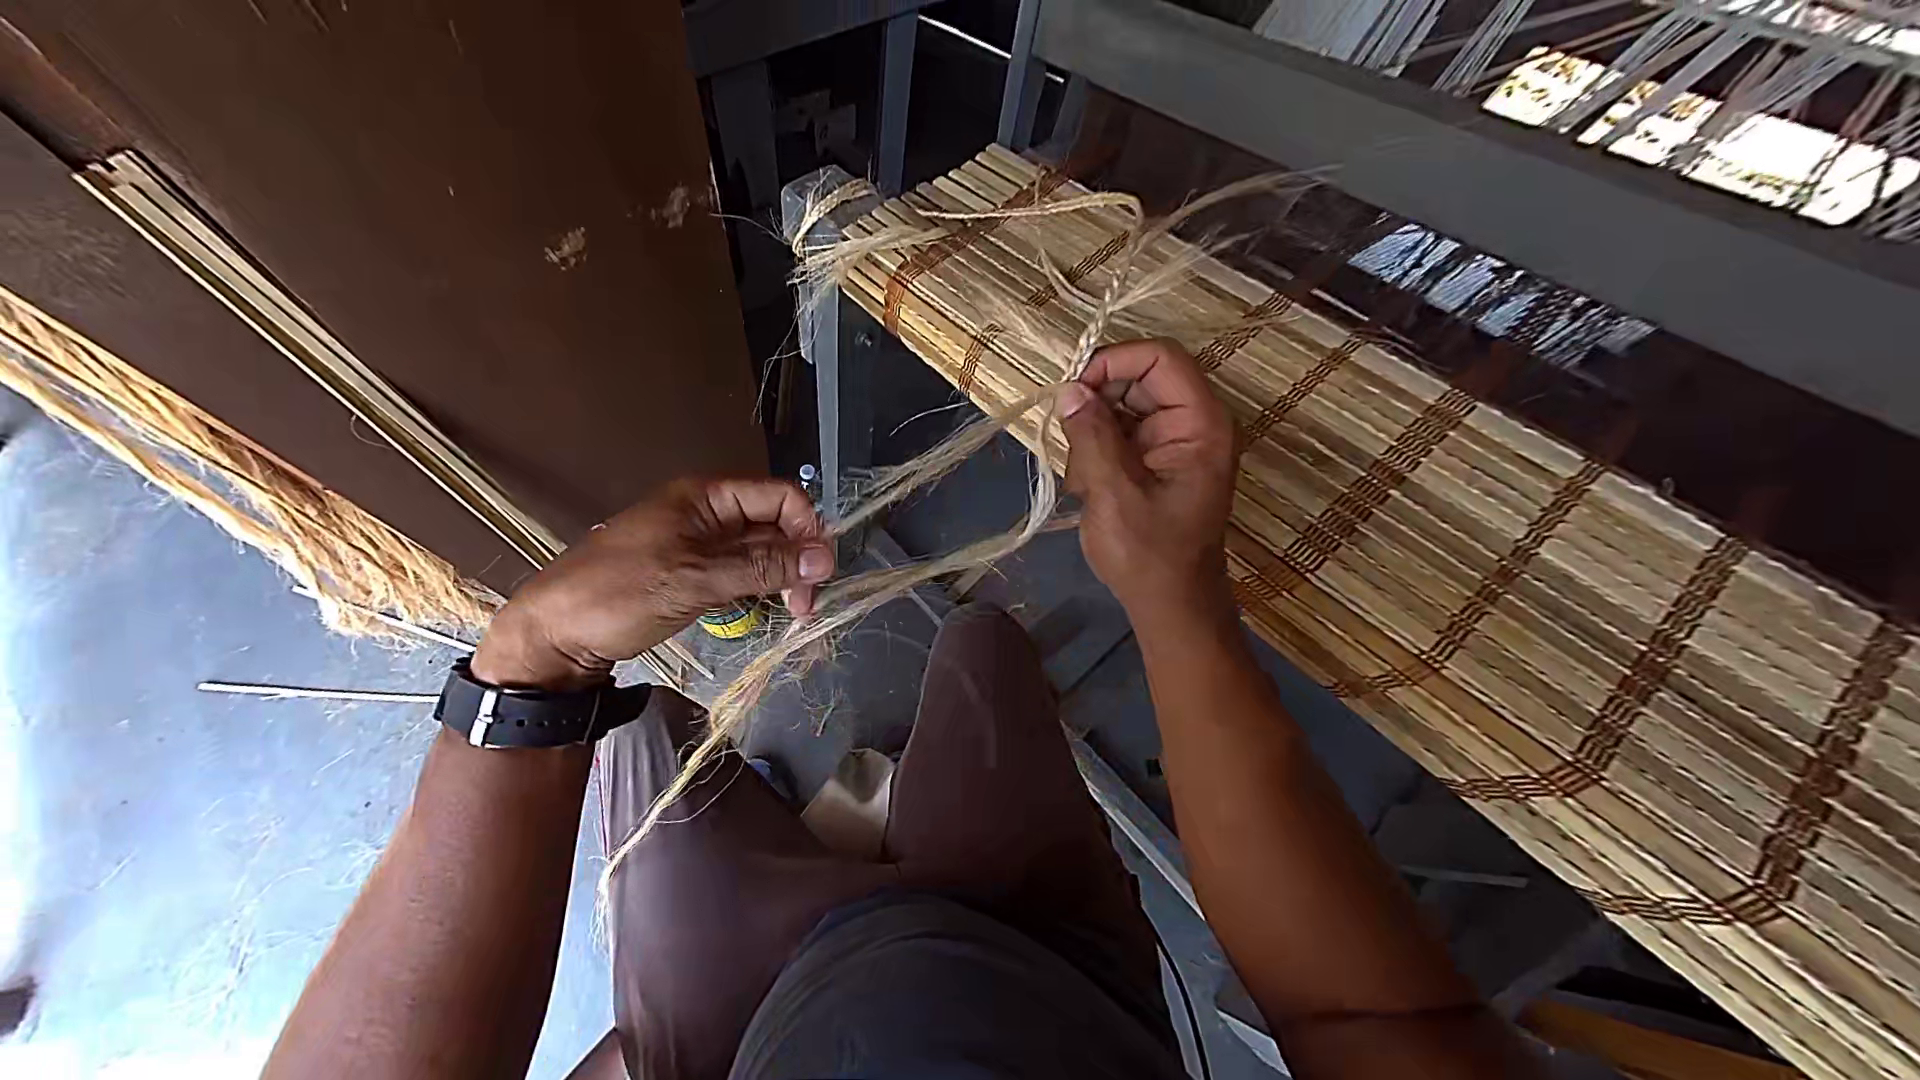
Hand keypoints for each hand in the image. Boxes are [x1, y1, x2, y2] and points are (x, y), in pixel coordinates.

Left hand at [471, 477, 833, 689]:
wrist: (554, 637)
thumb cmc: (617, 596)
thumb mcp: (695, 579)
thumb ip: (763, 567)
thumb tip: (825, 558)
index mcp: (706, 497)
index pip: (779, 497)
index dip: (807, 527)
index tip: (820, 570)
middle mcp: (710, 514)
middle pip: (776, 524)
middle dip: (799, 557)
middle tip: (807, 602)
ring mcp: (704, 545)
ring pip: (763, 551)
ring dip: (785, 576)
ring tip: (796, 610)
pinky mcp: (698, 573)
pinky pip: (745, 571)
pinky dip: (765, 587)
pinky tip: (776, 607)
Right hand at [1059, 338, 1238, 625]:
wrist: (1170, 604)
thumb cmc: (1149, 556)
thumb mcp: (1115, 494)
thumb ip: (1093, 437)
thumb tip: (1070, 390)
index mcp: (1200, 425)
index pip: (1160, 358)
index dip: (1114, 362)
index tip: (1074, 390)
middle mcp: (1191, 424)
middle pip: (1137, 380)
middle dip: (1097, 408)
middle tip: (1074, 448)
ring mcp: (1172, 442)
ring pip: (1121, 407)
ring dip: (1092, 437)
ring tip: (1087, 483)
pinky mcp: (1154, 460)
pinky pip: (1118, 434)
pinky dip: (1096, 454)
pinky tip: (1091, 489)